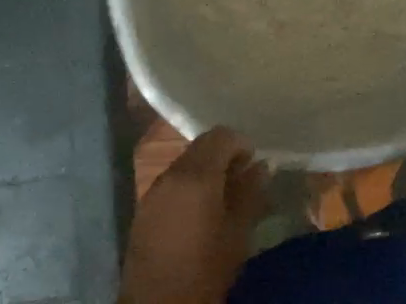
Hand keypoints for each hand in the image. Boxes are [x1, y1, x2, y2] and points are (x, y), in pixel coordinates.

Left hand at [121, 129, 268, 303]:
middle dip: (223, 156)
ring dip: (205, 171)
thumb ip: (250, 193)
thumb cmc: (204, 270)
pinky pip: (171, 182)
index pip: (221, 135)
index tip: (253, 165)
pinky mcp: (144, 208)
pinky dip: (188, 185)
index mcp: (197, 175)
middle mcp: (172, 173)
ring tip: (222, 199)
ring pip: (185, 163)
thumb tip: (261, 166)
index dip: (241, 144)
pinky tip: (198, 213)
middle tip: (241, 181)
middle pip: (201, 146)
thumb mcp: (237, 234)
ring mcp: (154, 189)